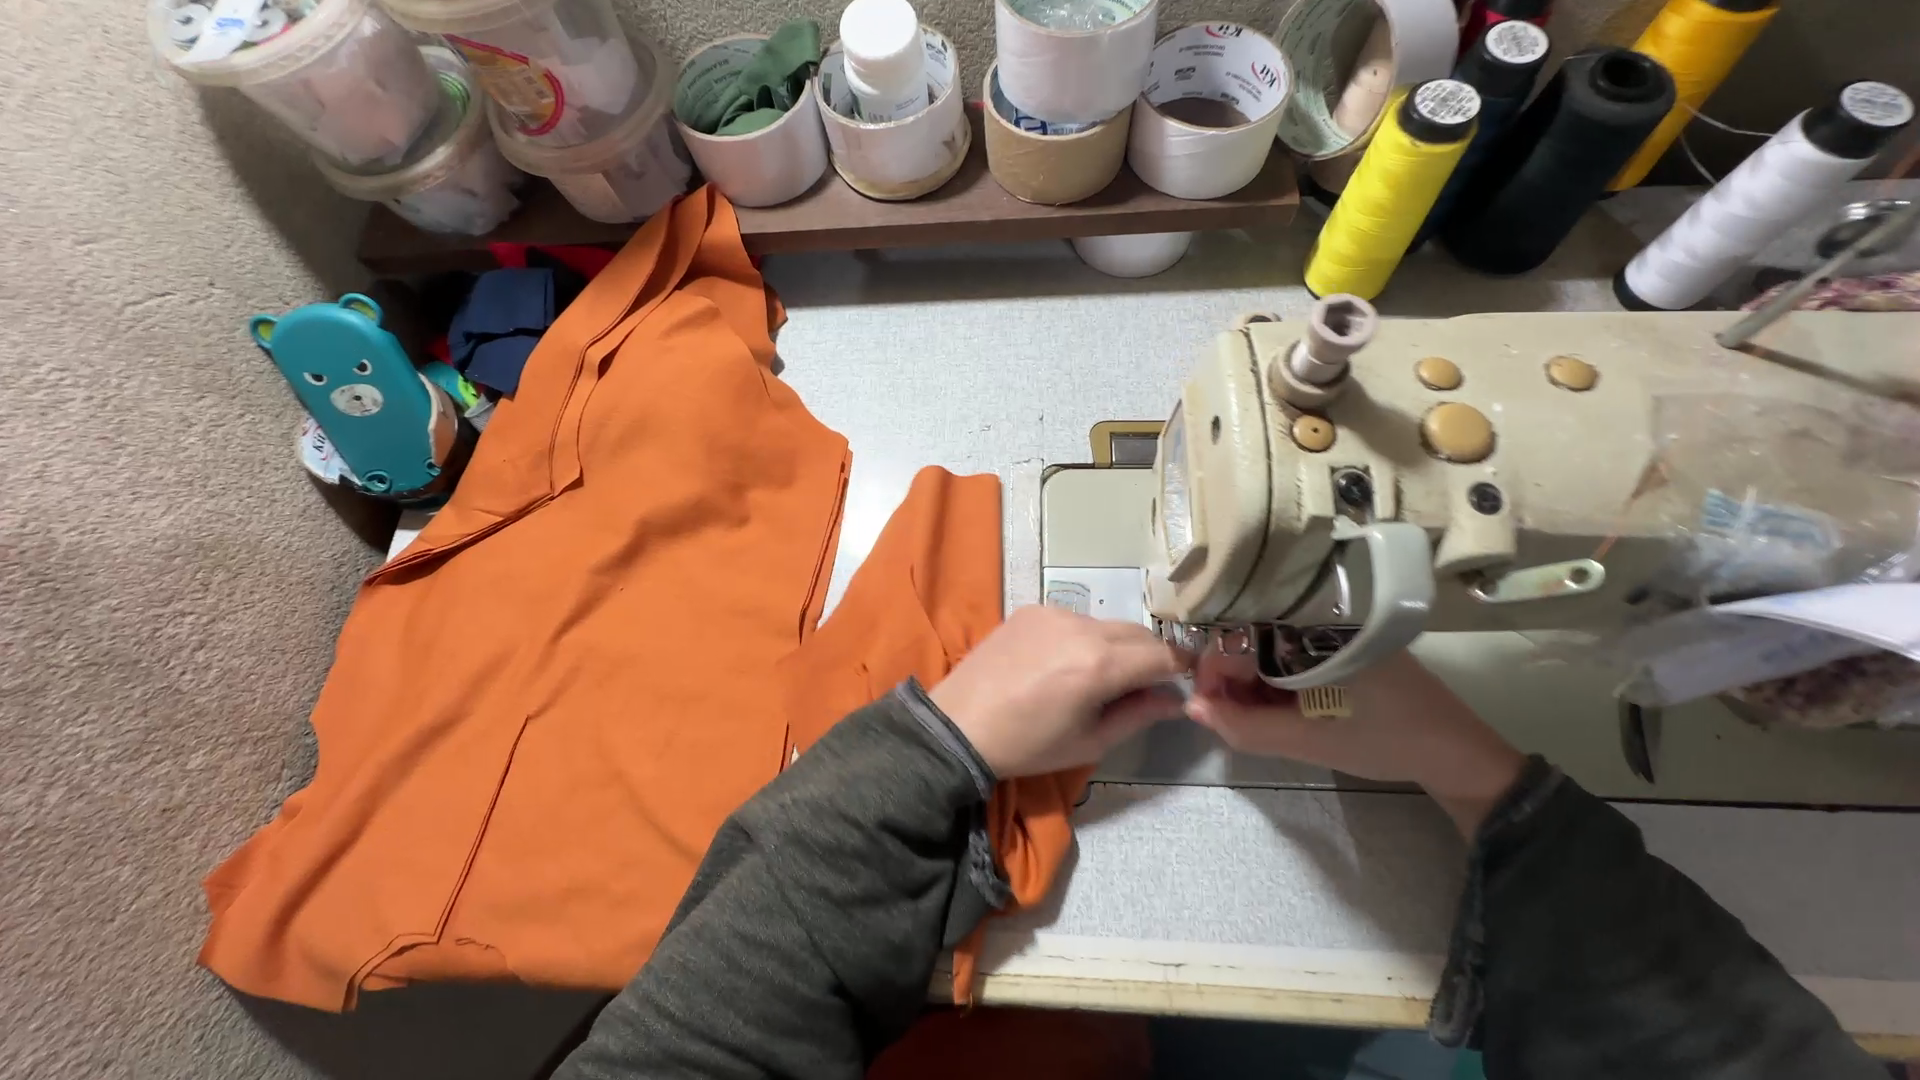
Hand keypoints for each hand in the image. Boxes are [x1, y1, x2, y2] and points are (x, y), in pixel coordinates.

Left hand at [931, 606, 1194, 778]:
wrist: (959, 725)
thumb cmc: (1027, 744)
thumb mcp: (1090, 740)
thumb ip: (1138, 714)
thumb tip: (1176, 699)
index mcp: (1100, 665)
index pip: (1162, 654)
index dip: (1180, 667)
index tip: (1185, 679)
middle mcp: (1081, 627)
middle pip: (1138, 632)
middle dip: (1150, 655)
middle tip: (1144, 684)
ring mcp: (1053, 612)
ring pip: (1105, 624)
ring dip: (1115, 645)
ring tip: (1096, 677)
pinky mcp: (1030, 609)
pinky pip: (1073, 619)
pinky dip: (1082, 637)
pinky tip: (1062, 663)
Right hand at [1184, 649, 1524, 835]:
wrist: (1457, 755)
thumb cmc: (1385, 742)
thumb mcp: (1308, 740)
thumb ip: (1244, 726)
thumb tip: (1192, 707)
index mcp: (1316, 624)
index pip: (1240, 636)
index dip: (1214, 672)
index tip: (1207, 710)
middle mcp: (1322, 614)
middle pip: (1250, 639)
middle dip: (1232, 681)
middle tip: (1230, 720)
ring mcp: (1333, 627)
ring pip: (1268, 648)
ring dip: (1252, 683)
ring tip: (1255, 719)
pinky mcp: (1342, 643)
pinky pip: (1291, 653)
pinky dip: (1275, 682)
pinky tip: (1278, 710)